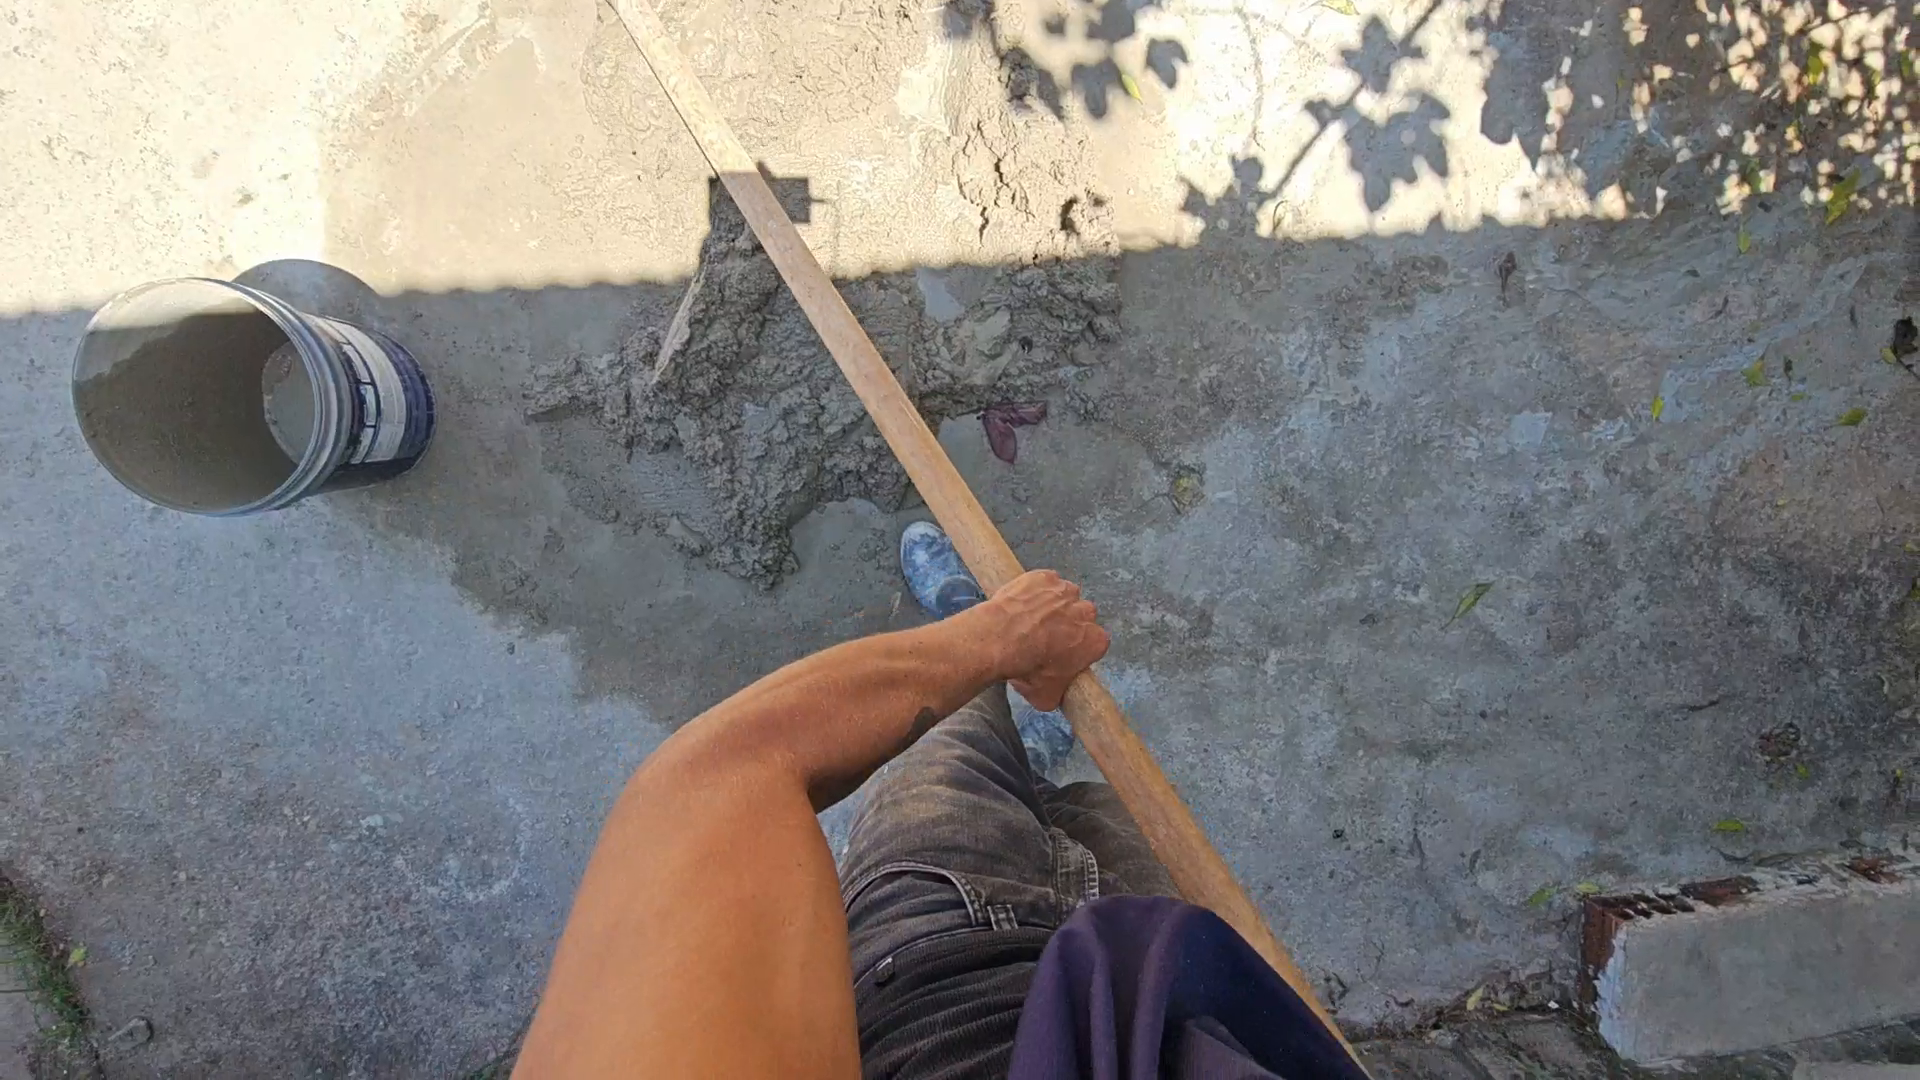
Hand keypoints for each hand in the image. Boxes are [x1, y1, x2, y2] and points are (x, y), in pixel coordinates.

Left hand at [969, 570, 1108, 710]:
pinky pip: (1044, 581)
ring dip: (1052, 604)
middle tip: (1044, 636)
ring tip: (1030, 618)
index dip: (1078, 648)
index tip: (1062, 654)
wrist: (1001, 639)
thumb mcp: (1047, 698)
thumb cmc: (1028, 669)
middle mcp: (1086, 611)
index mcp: (1095, 640)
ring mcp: (1065, 590)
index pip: (1094, 643)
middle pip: (1082, 615)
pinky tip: (1021, 602)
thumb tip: (1053, 692)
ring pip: (1064, 596)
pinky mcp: (1044, 576)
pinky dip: (1035, 589)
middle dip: (1068, 624)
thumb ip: (1059, 691)